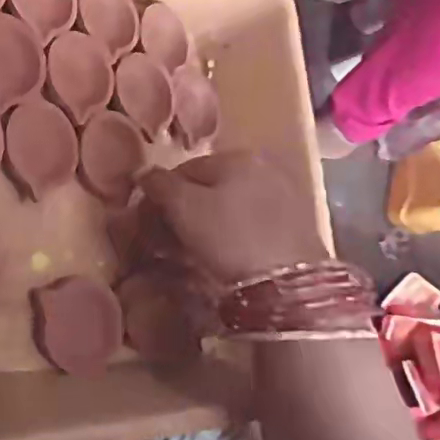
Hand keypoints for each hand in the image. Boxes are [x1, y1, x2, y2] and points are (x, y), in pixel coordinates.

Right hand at [139, 152, 327, 283]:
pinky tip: (220, 256)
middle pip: (207, 187)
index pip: (183, 170)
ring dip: (204, 224)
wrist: (290, 284)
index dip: (159, 197)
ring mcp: (284, 195)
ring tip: (188, 252)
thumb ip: (159, 184)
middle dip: (181, 212)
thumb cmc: (230, 237)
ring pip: (228, 206)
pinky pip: (248, 222)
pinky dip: (229, 234)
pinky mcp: (296, 225)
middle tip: (165, 241)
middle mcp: (264, 167)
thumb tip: (143, 173)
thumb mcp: (184, 207)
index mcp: (237, 156)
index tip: (147, 224)